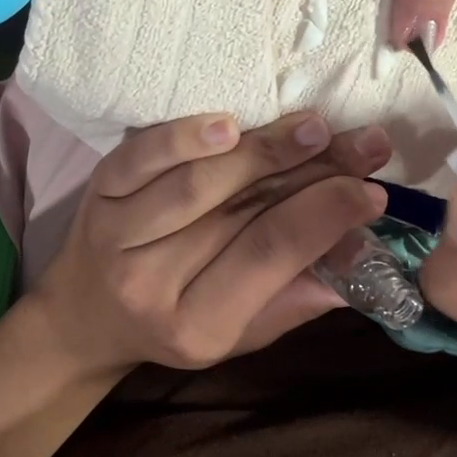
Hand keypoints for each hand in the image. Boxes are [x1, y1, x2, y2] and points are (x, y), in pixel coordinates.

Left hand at [23, 111, 391, 374]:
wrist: (84, 313)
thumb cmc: (172, 322)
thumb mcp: (236, 334)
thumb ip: (293, 297)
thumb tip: (359, 248)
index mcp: (195, 327)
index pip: (269, 257)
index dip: (324, 219)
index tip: (372, 190)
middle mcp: (150, 282)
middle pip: (242, 214)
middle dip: (311, 173)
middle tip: (362, 143)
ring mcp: (118, 232)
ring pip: (198, 183)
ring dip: (261, 150)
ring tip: (313, 127)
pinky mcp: (99, 190)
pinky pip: (142, 157)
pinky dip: (183, 138)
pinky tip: (227, 122)